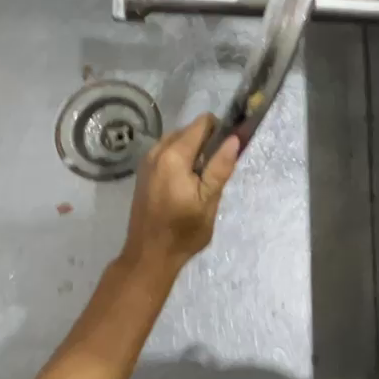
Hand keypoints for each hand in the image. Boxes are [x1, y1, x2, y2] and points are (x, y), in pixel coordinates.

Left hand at [123, 113, 241, 268]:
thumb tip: (234, 138)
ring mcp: (147, 161)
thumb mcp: (208, 201)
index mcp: (174, 156)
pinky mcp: (143, 172)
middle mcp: (157, 151)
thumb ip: (220, 167)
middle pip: (189, 130)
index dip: (220, 130)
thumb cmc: (183, 231)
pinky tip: (187, 182)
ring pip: (177, 140)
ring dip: (193, 150)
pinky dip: (180, 158)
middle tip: (216, 169)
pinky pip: (166, 152)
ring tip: (202, 178)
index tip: (229, 148)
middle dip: (206, 142)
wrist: (149, 255)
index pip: (202, 124)